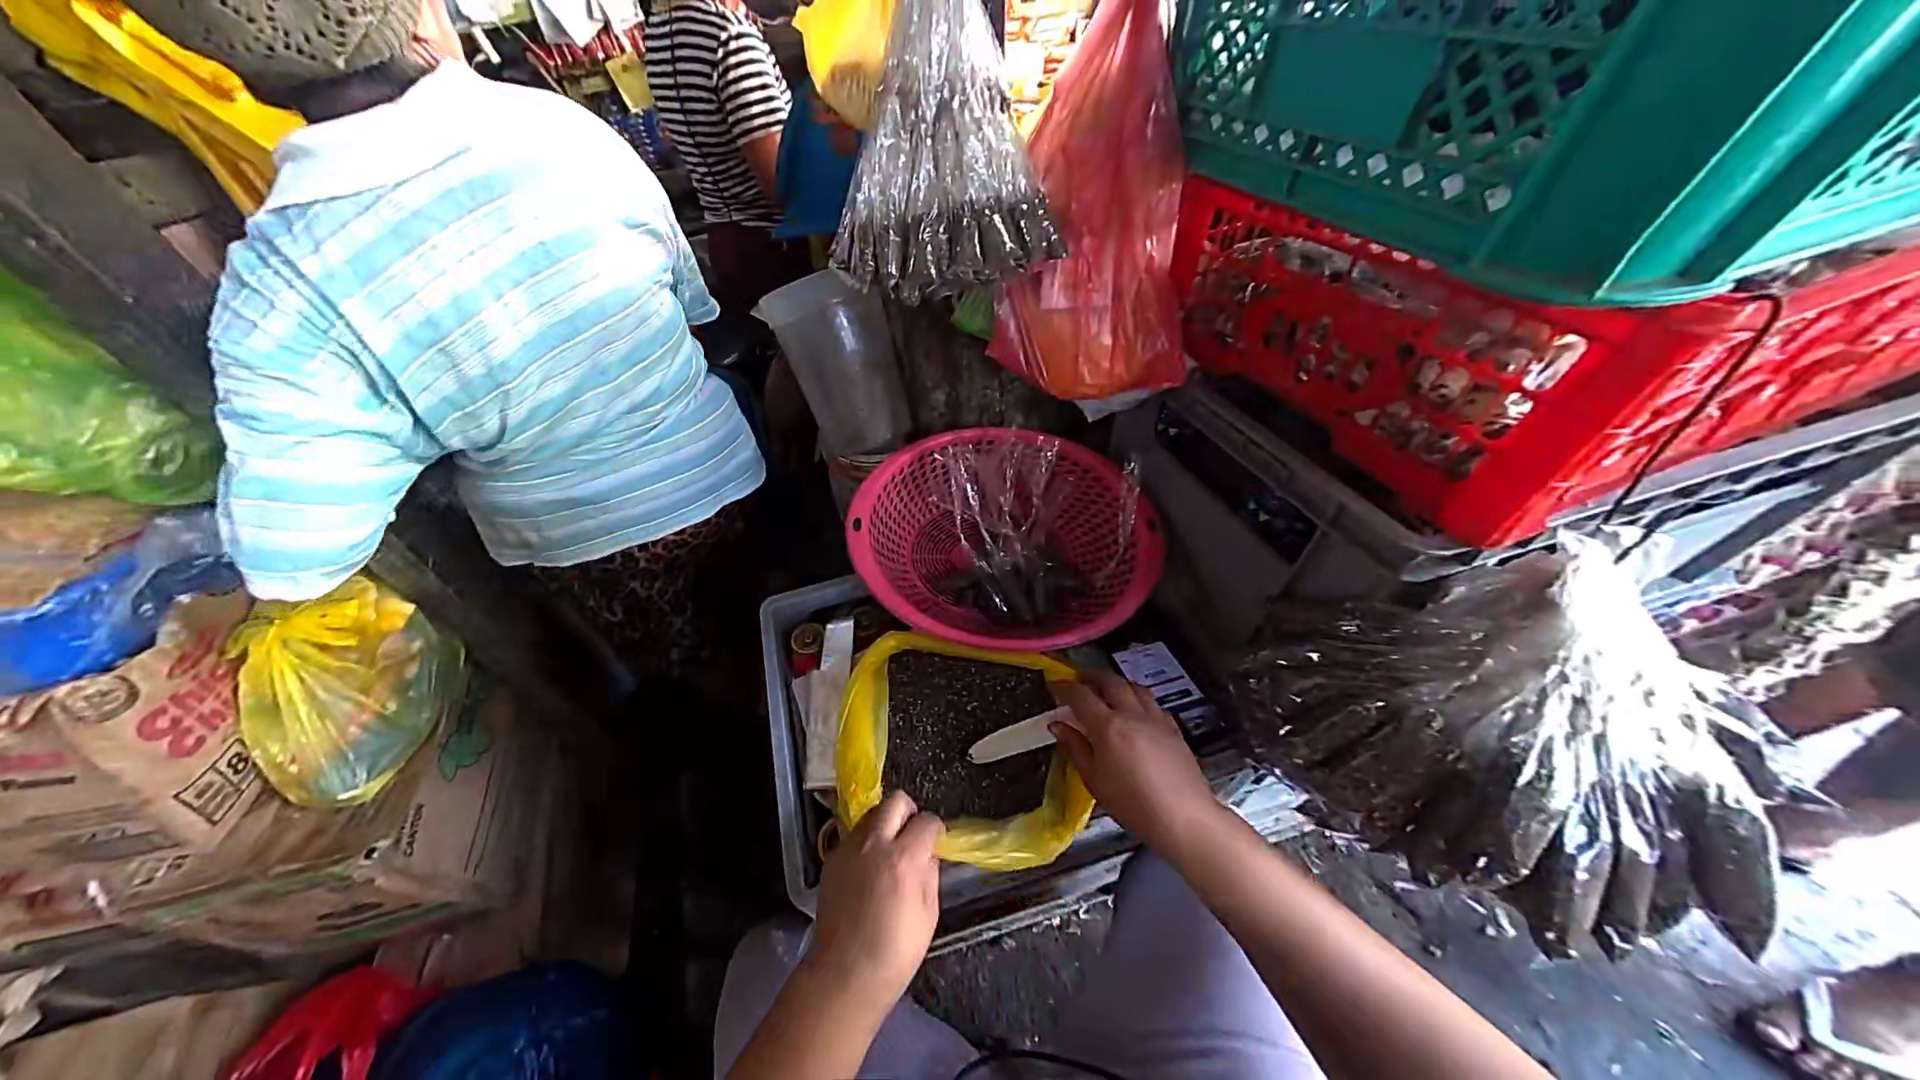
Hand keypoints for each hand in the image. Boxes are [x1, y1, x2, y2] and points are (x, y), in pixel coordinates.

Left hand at [806, 791, 943, 1010]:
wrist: (844, 974)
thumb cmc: (895, 952)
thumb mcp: (928, 913)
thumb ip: (930, 873)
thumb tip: (928, 852)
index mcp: (903, 858)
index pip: (927, 821)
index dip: (936, 830)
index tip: (936, 841)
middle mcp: (874, 844)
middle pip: (895, 801)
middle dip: (909, 813)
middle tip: (912, 836)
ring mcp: (849, 849)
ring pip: (872, 814)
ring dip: (886, 824)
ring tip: (889, 851)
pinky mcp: (832, 859)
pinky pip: (854, 836)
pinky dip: (866, 842)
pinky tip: (869, 869)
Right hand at [1050, 673, 1224, 851]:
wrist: (1183, 818)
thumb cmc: (1132, 804)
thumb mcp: (1094, 779)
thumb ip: (1075, 747)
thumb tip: (1058, 726)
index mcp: (1108, 726)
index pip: (1081, 695)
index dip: (1065, 687)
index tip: (1056, 685)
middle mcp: (1132, 714)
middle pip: (1110, 681)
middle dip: (1092, 676)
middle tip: (1080, 680)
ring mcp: (1156, 719)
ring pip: (1135, 686)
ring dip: (1117, 683)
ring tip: (1108, 691)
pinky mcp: (1173, 728)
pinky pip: (1153, 703)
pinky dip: (1139, 699)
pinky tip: (1136, 712)